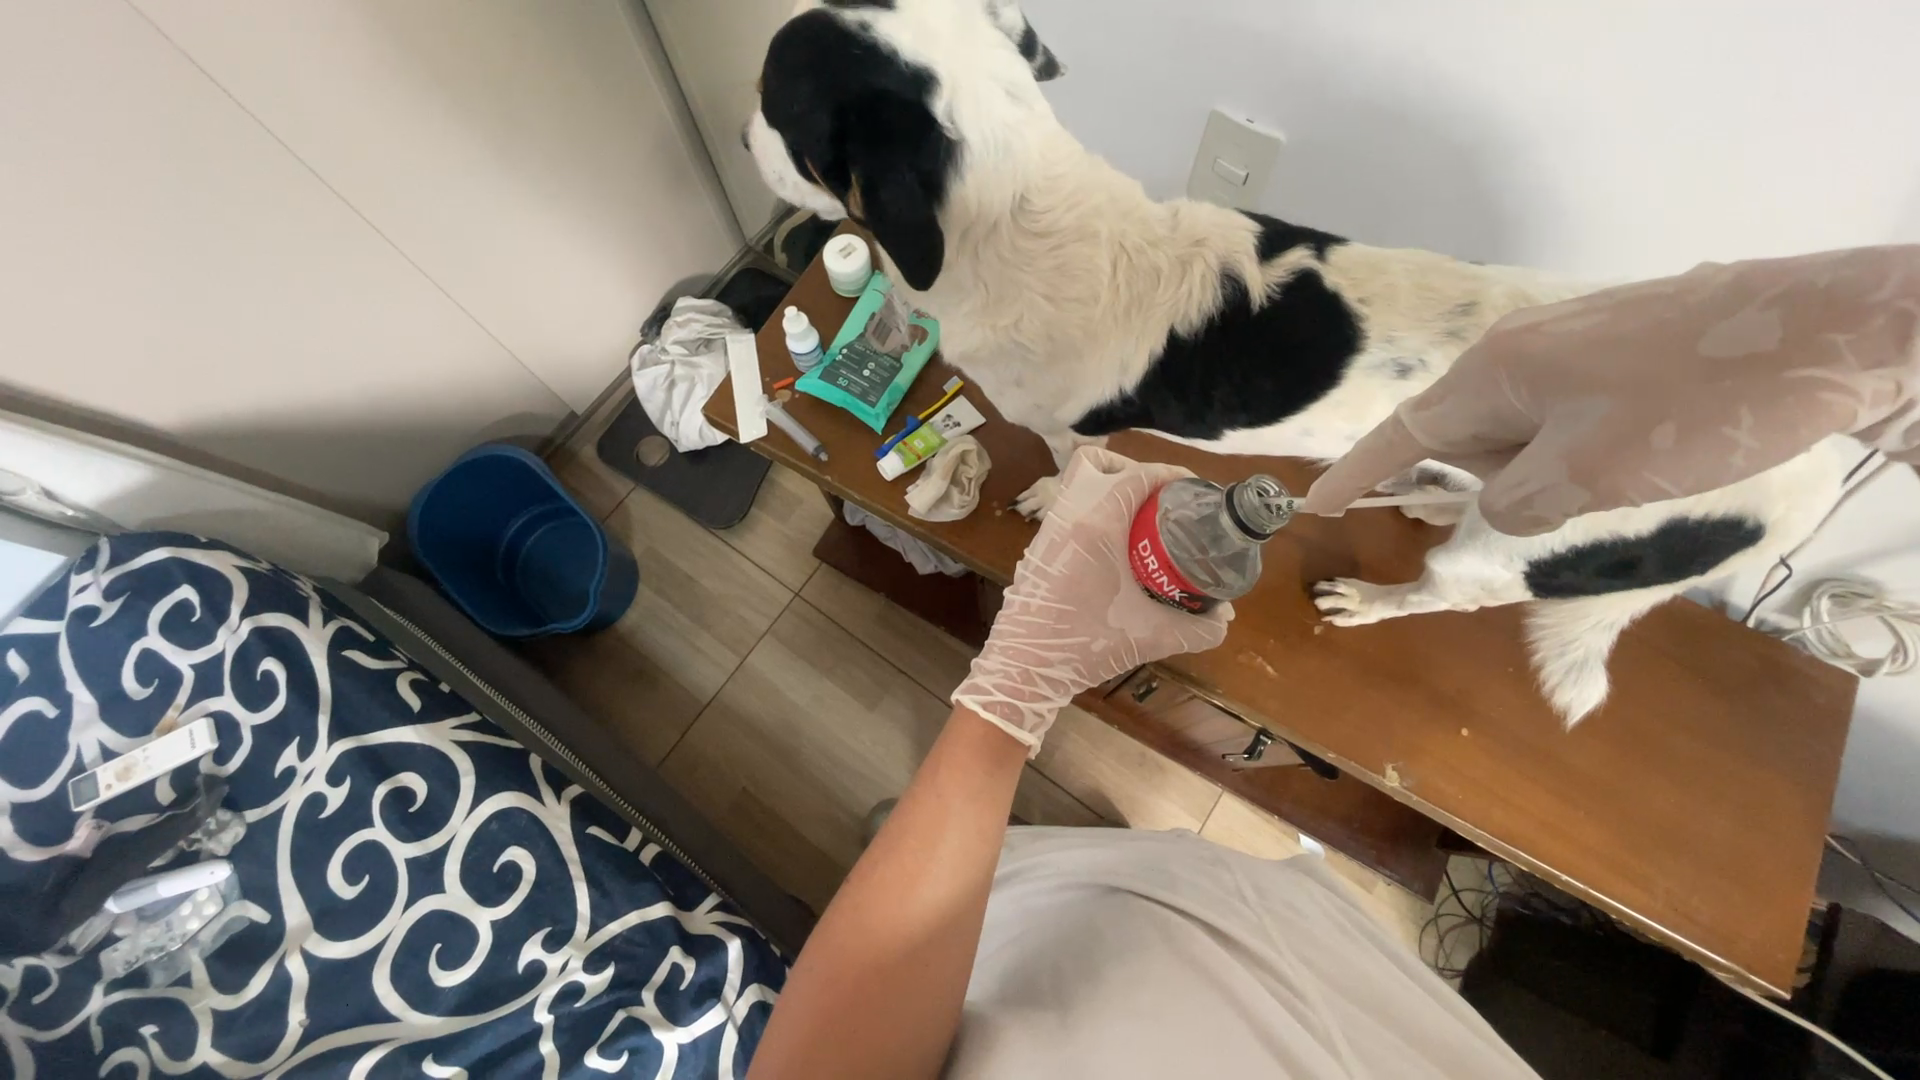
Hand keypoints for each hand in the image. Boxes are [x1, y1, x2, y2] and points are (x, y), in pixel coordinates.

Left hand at [952, 448, 1233, 753]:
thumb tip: (1225, 618)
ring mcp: (1047, 532)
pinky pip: (1067, 510)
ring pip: (1076, 485)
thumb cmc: (1085, 646)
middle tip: (1158, 498)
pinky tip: (1113, 546)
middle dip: (1131, 470)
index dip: (1168, 474)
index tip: (1191, 488)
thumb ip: (1196, 629)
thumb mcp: (1150, 637)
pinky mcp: (1038, 549)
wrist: (1024, 668)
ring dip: (1108, 489)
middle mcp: (1067, 518)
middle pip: (1094, 464)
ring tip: (1140, 520)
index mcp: (1095, 527)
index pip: (1135, 477)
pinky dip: (1091, 511)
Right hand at [1300, 245, 1919, 535]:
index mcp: (1492, 374)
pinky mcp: (1614, 343)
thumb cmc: (1699, 406)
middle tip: (1574, 487)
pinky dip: (1581, 441)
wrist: (1849, 329)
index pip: (1400, 436)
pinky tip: (1646, 441)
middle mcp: (1516, 350)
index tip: (1313, 503)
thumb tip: (1505, 506)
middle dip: (1497, 477)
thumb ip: (1516, 503)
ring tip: (1632, 460)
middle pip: (1467, 433)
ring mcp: (1567, 340)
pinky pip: (1563, 407)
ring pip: (1520, 424)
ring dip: (1551, 461)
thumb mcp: (1589, 476)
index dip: (1354, 475)